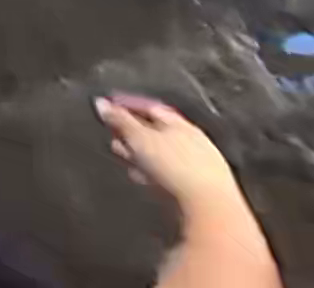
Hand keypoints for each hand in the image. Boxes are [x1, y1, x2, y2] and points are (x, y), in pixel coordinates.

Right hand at [94, 93, 242, 213]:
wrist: (213, 211)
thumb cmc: (175, 166)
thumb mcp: (139, 138)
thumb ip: (119, 119)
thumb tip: (100, 102)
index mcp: (181, 123)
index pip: (150, 106)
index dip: (127, 105)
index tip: (109, 106)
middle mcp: (195, 140)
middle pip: (157, 131)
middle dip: (132, 132)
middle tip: (113, 134)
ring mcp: (203, 165)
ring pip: (164, 153)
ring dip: (142, 154)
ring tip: (123, 156)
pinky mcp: (203, 189)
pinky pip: (172, 173)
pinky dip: (155, 172)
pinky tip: (144, 178)